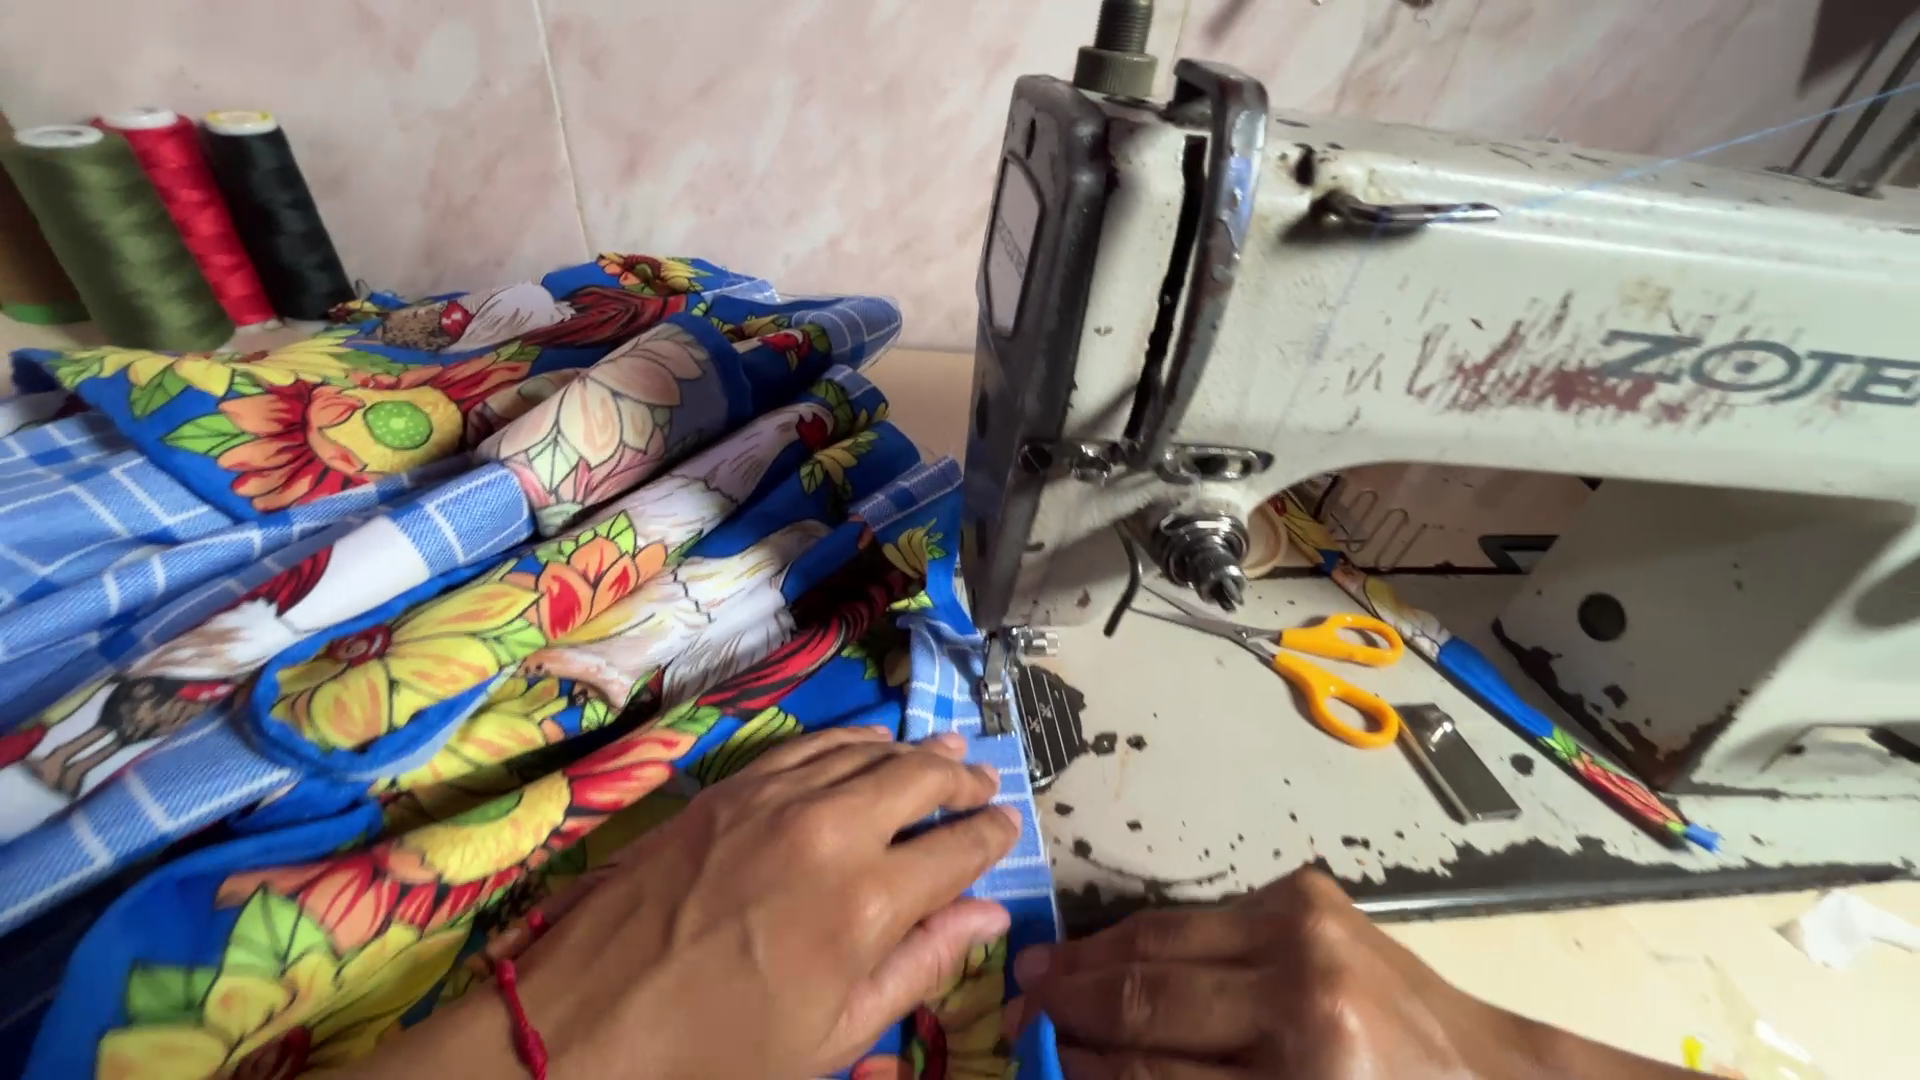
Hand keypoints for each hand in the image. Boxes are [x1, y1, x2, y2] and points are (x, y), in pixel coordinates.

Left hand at [365, 726, 1021, 1078]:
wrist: (582, 1025)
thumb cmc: (718, 1053)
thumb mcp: (832, 1034)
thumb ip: (920, 964)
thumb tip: (990, 914)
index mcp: (866, 904)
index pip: (958, 848)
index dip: (991, 834)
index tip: (1008, 826)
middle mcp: (832, 830)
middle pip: (921, 778)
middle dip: (965, 776)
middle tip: (986, 779)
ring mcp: (780, 796)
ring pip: (872, 750)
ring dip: (918, 749)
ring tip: (949, 748)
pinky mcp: (738, 783)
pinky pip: (815, 744)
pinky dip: (856, 740)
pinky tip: (874, 742)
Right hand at [1010, 867, 1695, 1079]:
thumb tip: (1093, 1070)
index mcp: (1307, 1075)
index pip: (1157, 1071)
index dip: (1087, 1065)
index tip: (1035, 1054)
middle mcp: (1300, 990)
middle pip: (1151, 996)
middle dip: (1074, 1004)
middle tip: (1018, 1003)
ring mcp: (1299, 927)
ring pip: (1163, 939)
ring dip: (1095, 958)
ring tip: (1044, 967)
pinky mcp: (1299, 892)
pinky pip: (1195, 915)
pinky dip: (1143, 935)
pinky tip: (1107, 947)